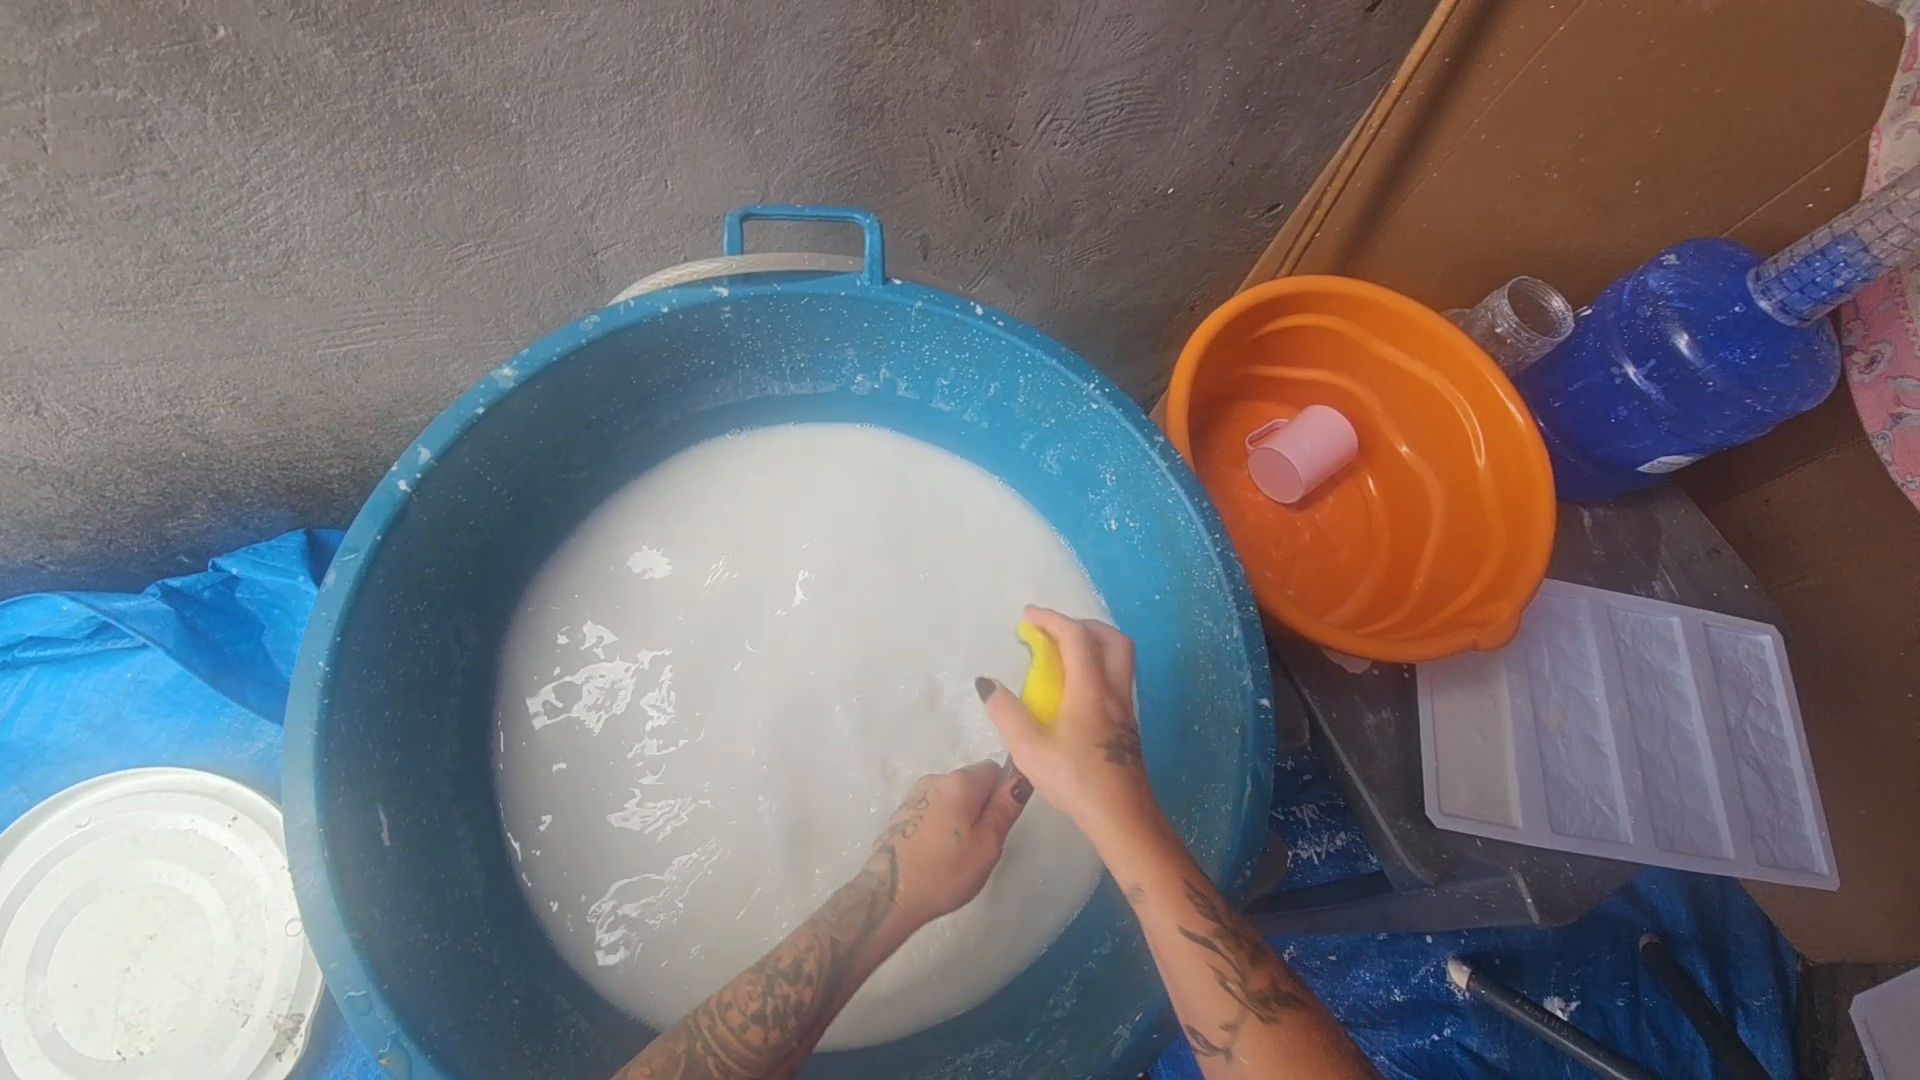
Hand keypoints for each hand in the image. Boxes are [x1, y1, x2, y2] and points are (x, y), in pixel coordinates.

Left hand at [868, 759, 1028, 928]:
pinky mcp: (903, 812)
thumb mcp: (987, 844)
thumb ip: (1005, 807)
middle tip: (979, 845)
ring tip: (957, 853)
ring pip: (953, 797)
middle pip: (972, 783)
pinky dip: (942, 824)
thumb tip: (1020, 777)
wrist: (889, 895)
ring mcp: (916, 794)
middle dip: (981, 807)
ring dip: (960, 817)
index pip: (994, 770)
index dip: (1002, 795)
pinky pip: (934, 808)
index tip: (997, 825)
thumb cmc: (945, 871)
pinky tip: (937, 853)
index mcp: (960, 782)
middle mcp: (936, 779)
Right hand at [976, 607, 1162, 846]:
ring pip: (1121, 658)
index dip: (1051, 619)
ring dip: (1094, 643)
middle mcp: (1113, 691)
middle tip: (1053, 631)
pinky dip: (1098, 666)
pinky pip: (1118, 678)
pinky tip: (1076, 689)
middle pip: (1111, 638)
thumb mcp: (1029, 750)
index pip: (1076, 636)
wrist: (1123, 818)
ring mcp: (1125, 708)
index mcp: (1090, 690)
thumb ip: (1007, 713)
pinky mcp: (1129, 724)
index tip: (1028, 616)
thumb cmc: (1075, 782)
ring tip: (1064, 655)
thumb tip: (987, 684)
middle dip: (1082, 624)